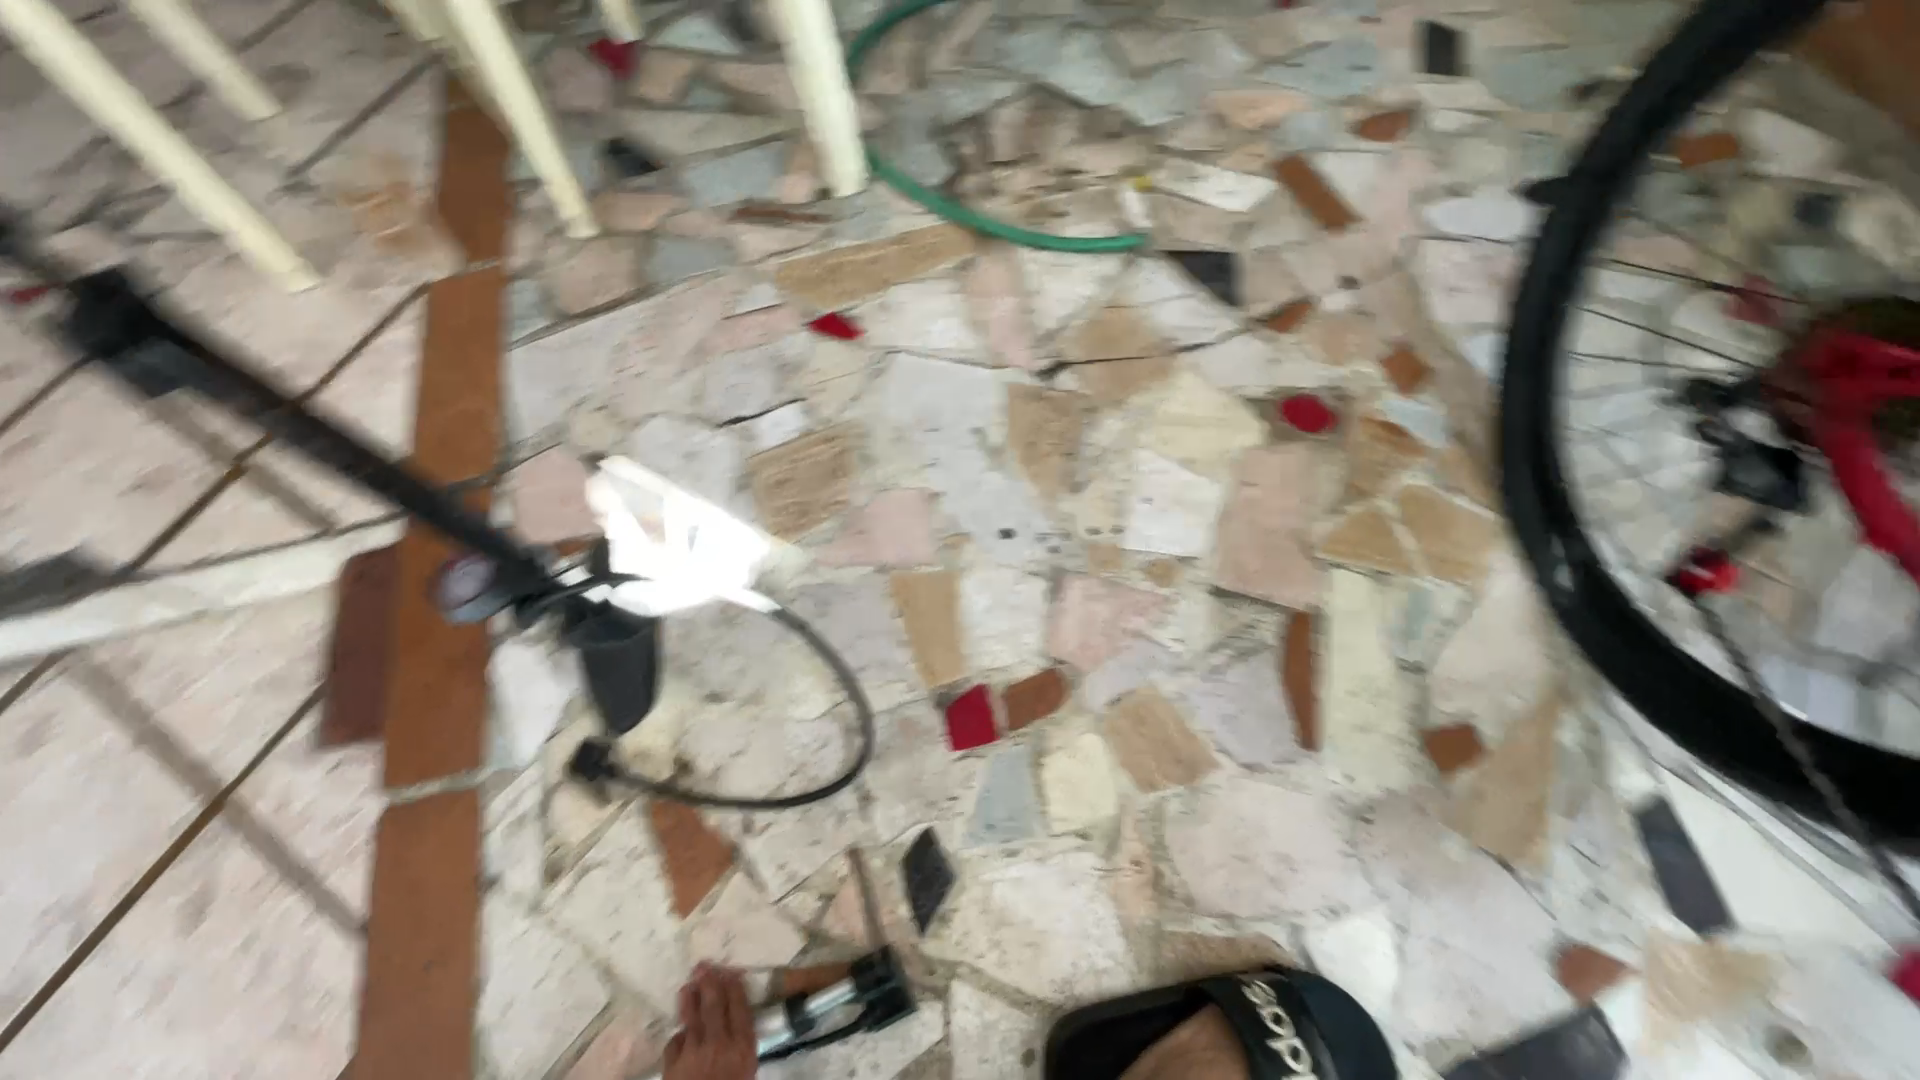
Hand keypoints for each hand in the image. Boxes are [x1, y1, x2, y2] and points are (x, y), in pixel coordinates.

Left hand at [664, 964, 757, 1079]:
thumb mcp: (747, 1073)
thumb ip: (742, 1050)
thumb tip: (738, 1032)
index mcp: (743, 1047)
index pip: (740, 1007)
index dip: (735, 987)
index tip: (731, 971)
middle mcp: (719, 1044)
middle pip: (715, 1005)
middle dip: (710, 983)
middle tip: (704, 966)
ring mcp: (693, 1054)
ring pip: (691, 1018)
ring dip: (689, 1000)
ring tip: (687, 986)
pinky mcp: (672, 1067)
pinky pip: (675, 1044)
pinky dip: (678, 1037)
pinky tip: (680, 1034)